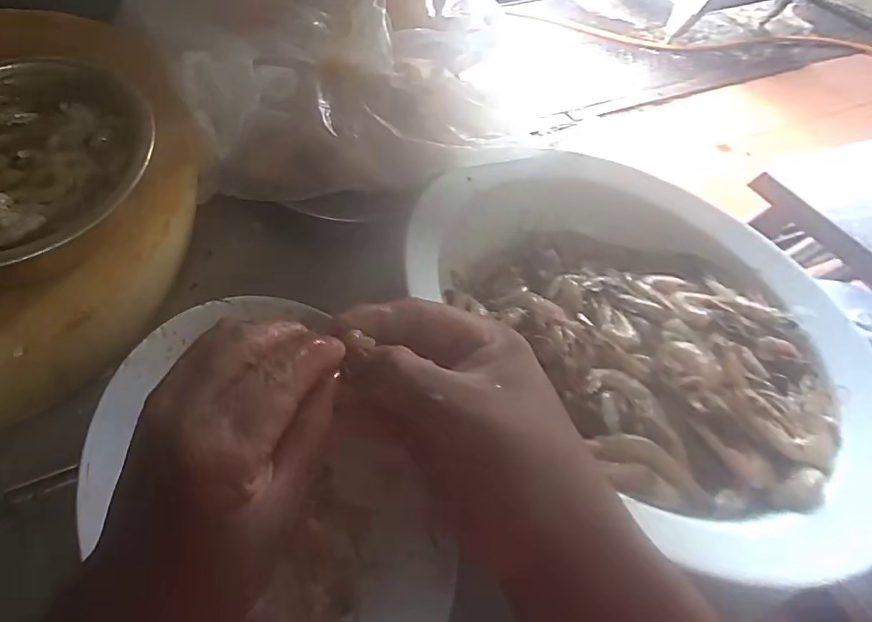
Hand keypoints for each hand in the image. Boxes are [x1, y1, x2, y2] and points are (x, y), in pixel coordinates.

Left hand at [60, 319, 345, 621]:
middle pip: (245, 343)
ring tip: (295, 343)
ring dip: (261, 332)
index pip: (278, 375)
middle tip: (322, 343)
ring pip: (219, 337)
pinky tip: (256, 353)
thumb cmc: (221, 571)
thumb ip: (308, 438)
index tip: (341, 346)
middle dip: (288, 334)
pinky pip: (198, 350)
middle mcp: (188, 405)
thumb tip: (329, 378)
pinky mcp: (153, 397)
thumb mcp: (282, 516)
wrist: (140, 588)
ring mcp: (164, 396)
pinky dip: (232, 341)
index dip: (313, 354)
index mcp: (225, 445)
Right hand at [337, 298, 621, 574]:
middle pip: (395, 346)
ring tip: (314, 391)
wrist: (557, 557)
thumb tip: (347, 353)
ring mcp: (442, 404)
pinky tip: (330, 418)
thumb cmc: (517, 464)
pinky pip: (386, 416)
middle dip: (356, 354)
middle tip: (314, 364)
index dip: (370, 319)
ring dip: (353, 386)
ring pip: (386, 382)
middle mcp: (458, 364)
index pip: (413, 314)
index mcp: (479, 341)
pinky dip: (360, 415)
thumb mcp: (460, 407)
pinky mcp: (429, 440)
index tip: (329, 331)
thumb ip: (399, 372)